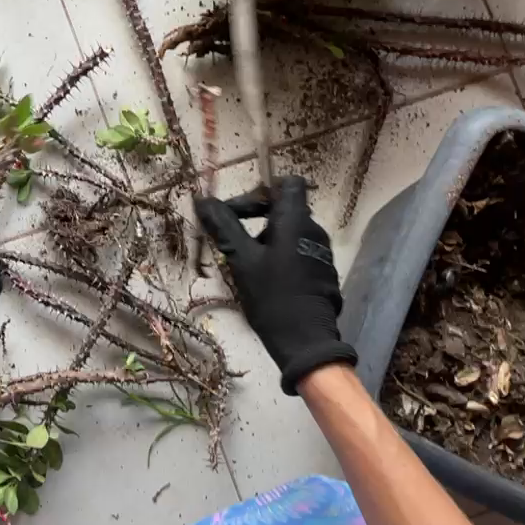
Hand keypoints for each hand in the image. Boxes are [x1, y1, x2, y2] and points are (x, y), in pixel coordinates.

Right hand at [195, 176, 356, 393]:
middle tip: (232, 237)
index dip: (262, 190)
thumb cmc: (272, 295)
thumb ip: (223, 226)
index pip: (288, 184)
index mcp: (295, 221)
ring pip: (289, 232)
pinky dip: (279, 255)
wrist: (305, 340)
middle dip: (256, 217)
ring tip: (244, 261)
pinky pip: (297, 251)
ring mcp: (321, 253)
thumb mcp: (240, 259)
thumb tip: (202, 200)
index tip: (239, 210)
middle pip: (285, 208)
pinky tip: (264, 279)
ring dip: (265, 238)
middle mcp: (314, 230)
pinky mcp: (322, 272)